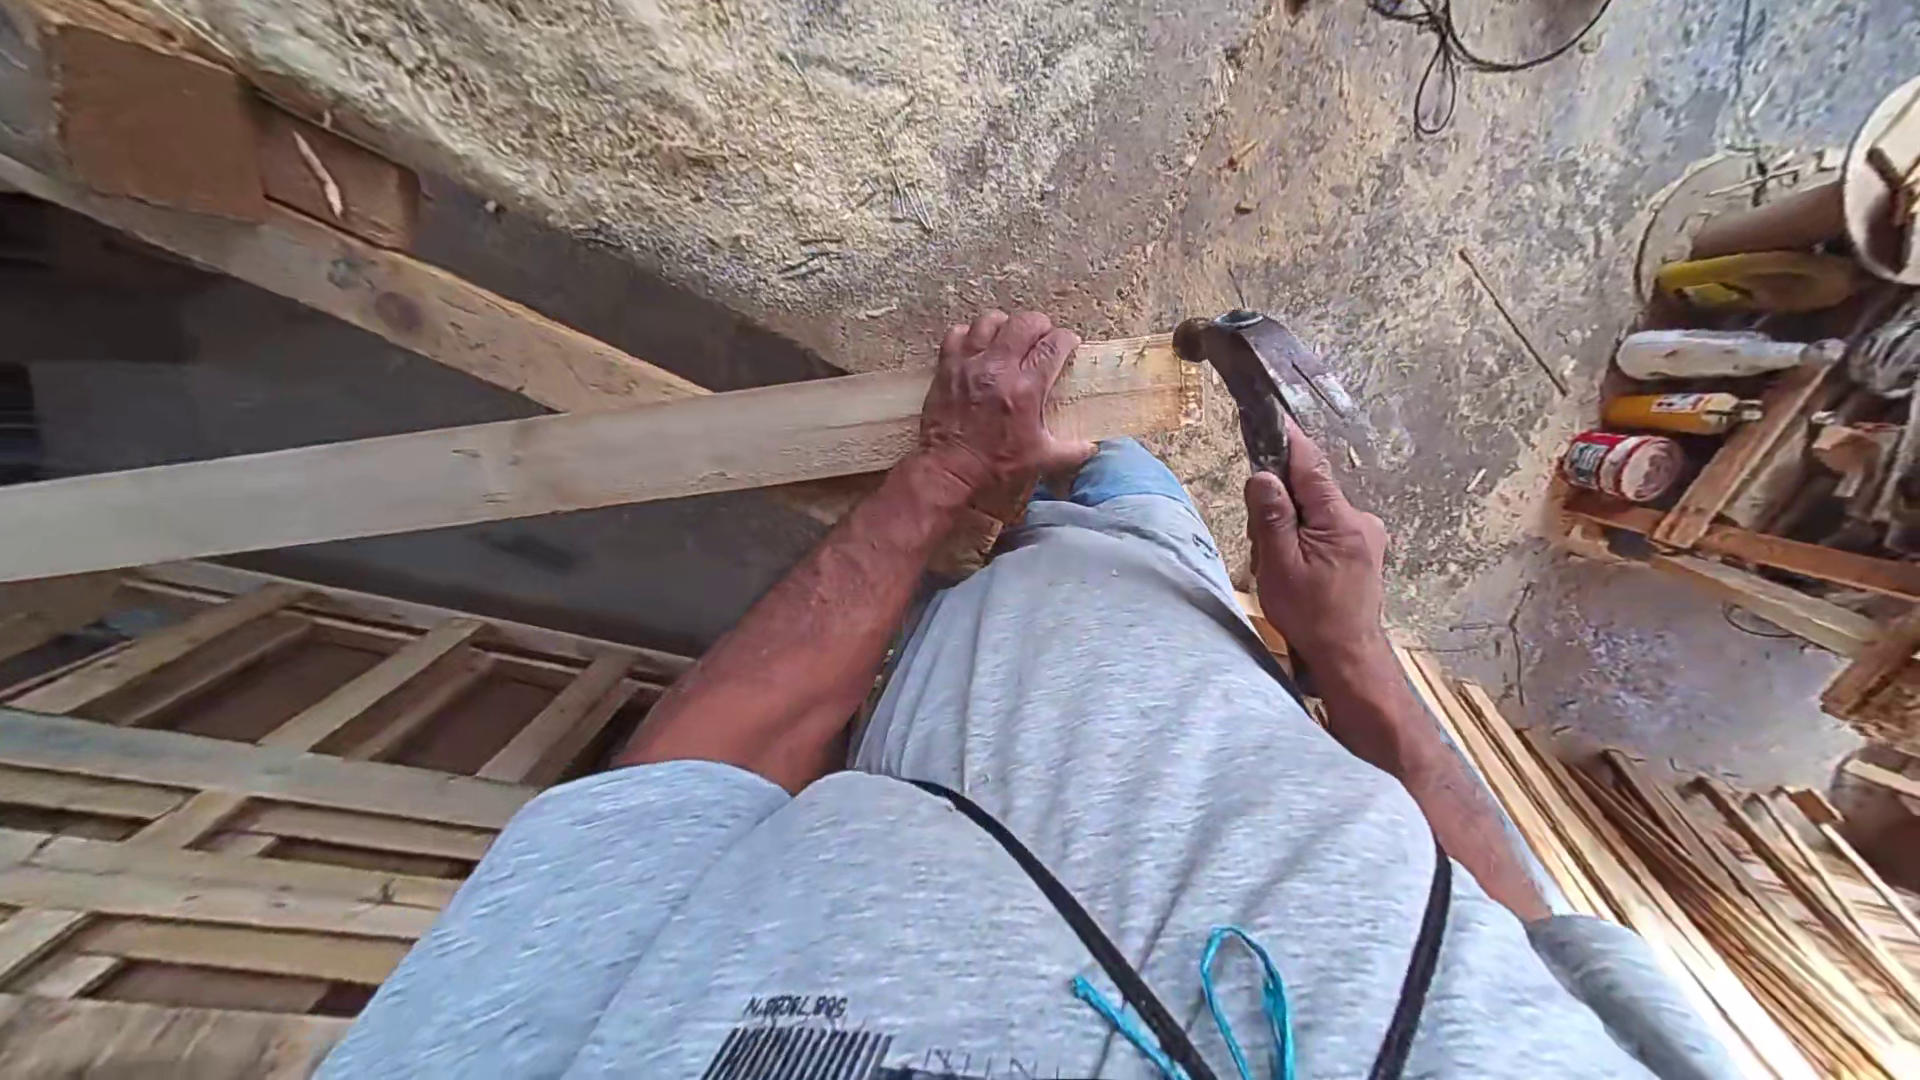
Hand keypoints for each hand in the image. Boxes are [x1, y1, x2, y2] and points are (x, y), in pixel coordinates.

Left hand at [917, 310, 1097, 493]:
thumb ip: (1072, 450)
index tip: (1068, 345)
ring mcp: (969, 365)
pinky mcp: (946, 368)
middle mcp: (998, 369)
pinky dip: (970, 335)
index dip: (1066, 340)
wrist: (949, 472)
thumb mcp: (1041, 461)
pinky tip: (977, 348)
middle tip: (1042, 339)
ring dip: (1005, 325)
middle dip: (1040, 326)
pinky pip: (958, 333)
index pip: (1053, 345)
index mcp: (1026, 389)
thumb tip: (1092, 446)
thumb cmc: (995, 467)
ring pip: (990, 321)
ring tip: (1009, 338)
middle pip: (1025, 323)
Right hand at [1245, 419, 1389, 670]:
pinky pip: (1323, 525)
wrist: (1346, 654)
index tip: (1272, 417)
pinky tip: (1293, 564)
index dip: (1289, 442)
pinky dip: (1302, 534)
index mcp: (1340, 521)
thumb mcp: (1279, 566)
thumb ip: (1272, 518)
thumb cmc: (1310, 613)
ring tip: (1277, 563)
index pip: (1311, 467)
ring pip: (1314, 510)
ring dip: (1289, 523)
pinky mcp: (1362, 547)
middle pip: (1309, 490)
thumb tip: (1262, 476)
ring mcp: (1364, 534)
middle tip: (1261, 541)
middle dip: (1279, 503)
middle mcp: (1360, 520)